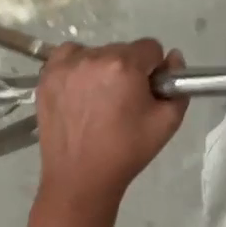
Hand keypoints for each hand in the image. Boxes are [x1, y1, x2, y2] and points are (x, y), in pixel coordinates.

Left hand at [33, 39, 187, 209]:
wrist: (81, 178)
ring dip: (104, 67)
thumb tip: (173, 59)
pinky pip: (69, 56)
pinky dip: (77, 65)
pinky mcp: (48, 77)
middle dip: (130, 69)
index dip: (155, 69)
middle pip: (124, 50)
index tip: (148, 91)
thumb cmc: (127, 150)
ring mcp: (67, 66)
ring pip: (98, 52)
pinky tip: (80, 88)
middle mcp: (94, 58)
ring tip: (101, 98)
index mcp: (125, 66)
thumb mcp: (167, 122)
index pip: (151, 48)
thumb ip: (178, 86)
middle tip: (125, 101)